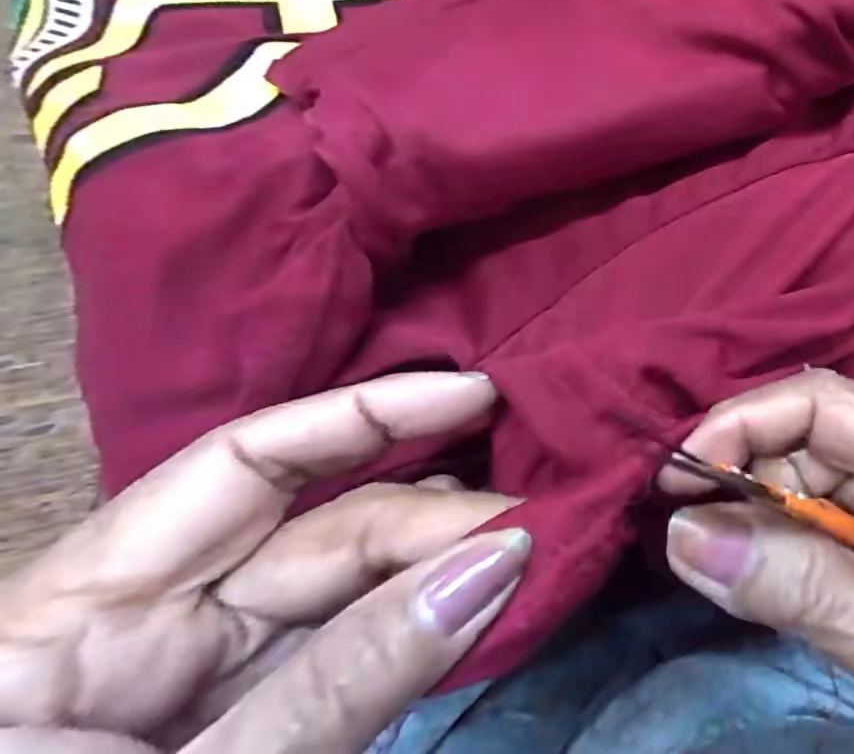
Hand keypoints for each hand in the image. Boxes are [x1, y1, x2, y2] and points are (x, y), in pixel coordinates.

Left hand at [0, 372, 529, 752]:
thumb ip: (344, 681)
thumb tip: (500, 559)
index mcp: (64, 624)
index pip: (239, 466)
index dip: (365, 414)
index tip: (480, 394)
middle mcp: (151, 625)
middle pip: (330, 526)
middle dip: (442, 516)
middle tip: (541, 522)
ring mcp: (220, 670)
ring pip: (367, 578)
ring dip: (456, 559)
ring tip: (541, 548)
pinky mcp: (277, 706)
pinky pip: (377, 634)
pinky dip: (442, 612)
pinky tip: (504, 587)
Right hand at [656, 370, 853, 751]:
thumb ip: (798, 586)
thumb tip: (685, 535)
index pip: (832, 404)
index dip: (749, 421)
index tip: (679, 471)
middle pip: (810, 429)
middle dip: (743, 468)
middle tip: (684, 526)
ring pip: (801, 463)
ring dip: (751, 503)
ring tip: (712, 552)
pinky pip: (809, 499)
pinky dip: (770, 526)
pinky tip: (751, 558)